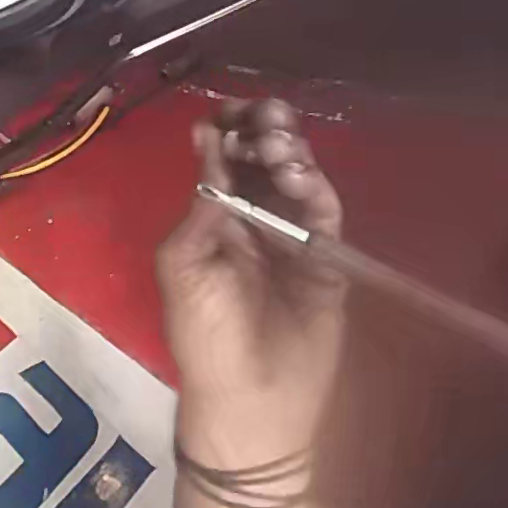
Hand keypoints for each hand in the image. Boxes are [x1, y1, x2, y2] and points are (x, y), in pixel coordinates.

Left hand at [155, 99, 346, 472]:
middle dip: (261, 132)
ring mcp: (290, 235)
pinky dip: (313, 186)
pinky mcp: (324, 254)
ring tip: (279, 141)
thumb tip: (205, 144)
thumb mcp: (183, 270)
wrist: (254, 396)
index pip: (221, 163)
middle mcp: (251, 220)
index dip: (226, 132)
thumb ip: (199, 209)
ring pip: (293, 178)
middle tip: (265, 115)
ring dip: (288, 151)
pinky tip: (298, 172)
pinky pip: (322, 209)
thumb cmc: (207, 335)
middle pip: (261, 162)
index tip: (229, 111)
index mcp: (213, 220)